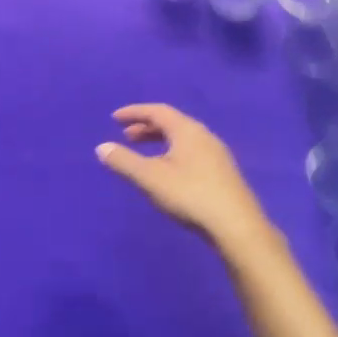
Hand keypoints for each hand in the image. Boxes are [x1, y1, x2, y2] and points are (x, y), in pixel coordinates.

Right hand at [95, 104, 276, 253]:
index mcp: (187, 131)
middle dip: (146, 127)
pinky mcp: (222, 172)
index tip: (114, 118)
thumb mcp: (149, 178)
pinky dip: (172, 152)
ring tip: (143, 155)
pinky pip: (192, 151)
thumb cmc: (189, 195)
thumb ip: (124, 161)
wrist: (236, 225)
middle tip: (126, 137)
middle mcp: (204, 136)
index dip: (134, 112)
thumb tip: (101, 147)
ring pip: (183, 138)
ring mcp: (217, 154)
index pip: (157, 111)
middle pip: (172, 123)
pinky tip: (168, 172)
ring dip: (159, 141)